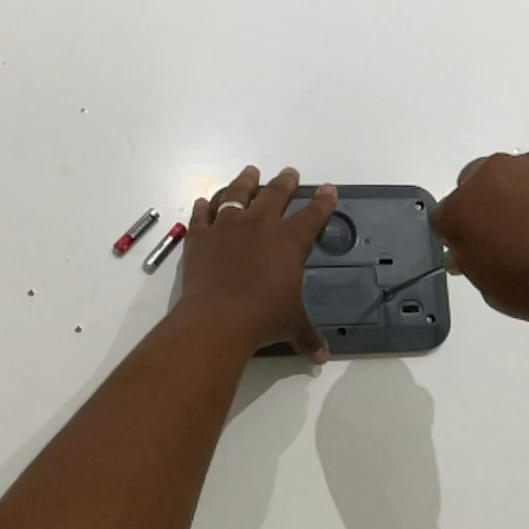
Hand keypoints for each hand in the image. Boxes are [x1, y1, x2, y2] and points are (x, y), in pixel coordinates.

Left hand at [178, 166, 338, 362]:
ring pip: (238, 194)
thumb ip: (308, 337)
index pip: (312, 215)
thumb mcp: (292, 326)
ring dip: (245, 182)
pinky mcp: (200, 237)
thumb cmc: (263, 318)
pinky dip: (204, 207)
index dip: (323, 202)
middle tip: (290, 172)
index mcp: (289, 241)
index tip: (328, 189)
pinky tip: (205, 202)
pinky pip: (202, 215)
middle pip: (275, 195)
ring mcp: (227, 227)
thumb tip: (323, 356)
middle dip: (285, 182)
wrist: (219, 318)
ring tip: (250, 172)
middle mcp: (260, 225)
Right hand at [431, 151, 528, 331]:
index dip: (458, 240)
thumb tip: (475, 248)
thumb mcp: (491, 288)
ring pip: (514, 178)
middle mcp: (491, 176)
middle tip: (507, 240)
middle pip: (474, 185)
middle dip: (484, 208)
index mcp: (462, 209)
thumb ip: (473, 260)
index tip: (475, 256)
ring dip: (519, 198)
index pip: (443, 220)